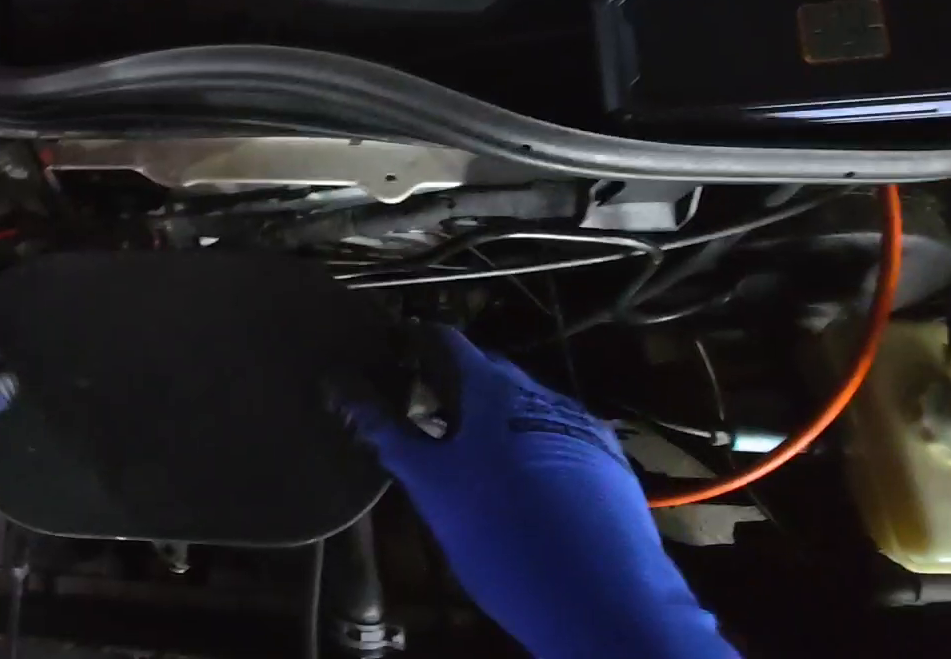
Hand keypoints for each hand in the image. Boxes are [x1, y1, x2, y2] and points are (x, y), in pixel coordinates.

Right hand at [341, 326, 736, 658]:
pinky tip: (510, 483)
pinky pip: (552, 437)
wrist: (611, 611)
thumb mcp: (430, 484)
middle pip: (485, 371)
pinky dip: (522, 443)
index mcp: (495, 388)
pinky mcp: (610, 470)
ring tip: (458, 448)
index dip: (412, 339)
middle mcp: (542, 395)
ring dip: (487, 415)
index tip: (385, 352)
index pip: (445, 339)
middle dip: (448, 381)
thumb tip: (340, 389)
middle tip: (414, 405)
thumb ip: (386, 432)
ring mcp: (583, 431)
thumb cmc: (501, 532)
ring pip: (521, 406)